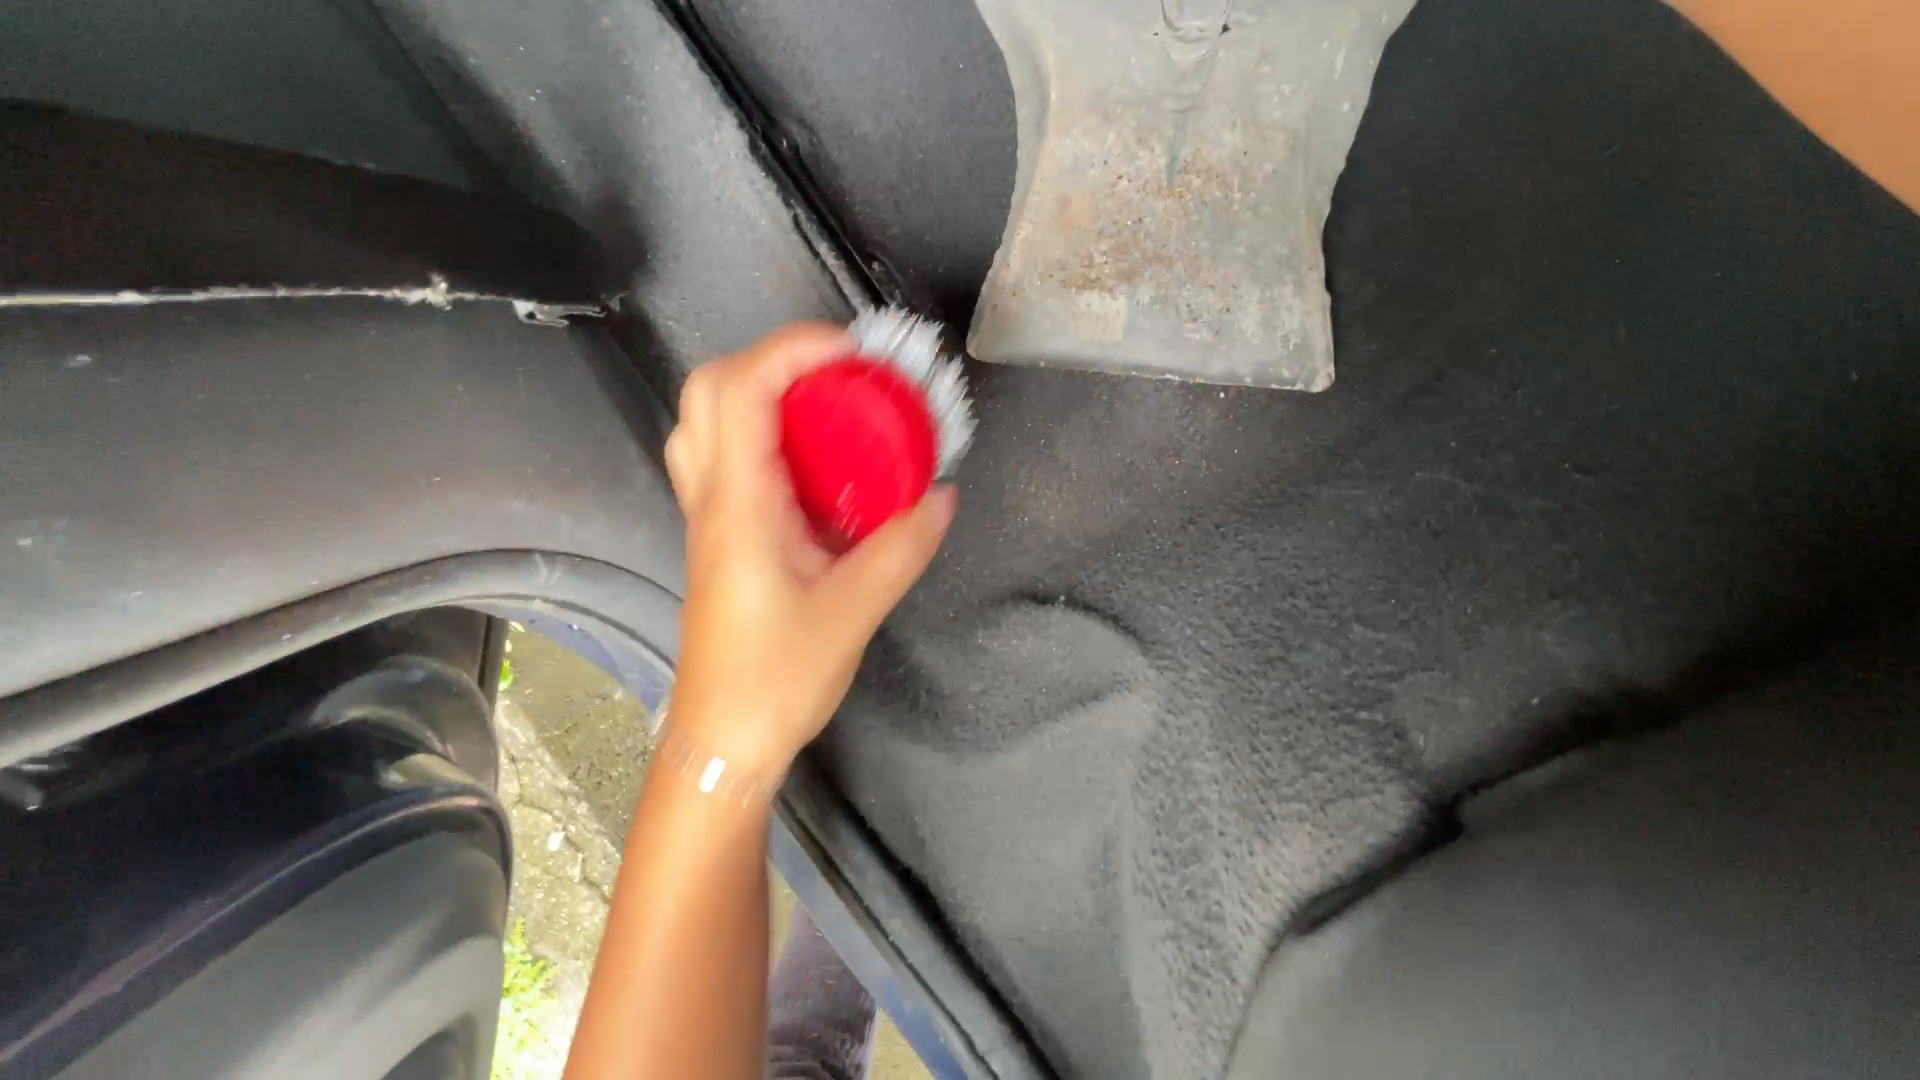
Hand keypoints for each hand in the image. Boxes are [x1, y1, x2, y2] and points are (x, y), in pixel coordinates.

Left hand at [663, 323, 957, 782]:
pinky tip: (813, 465)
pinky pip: (726, 460)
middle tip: (838, 375)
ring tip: (825, 408)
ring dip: (762, 395)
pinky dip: (764, 436)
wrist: (723, 740)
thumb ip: (902, 548)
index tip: (853, 353)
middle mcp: (712, 500)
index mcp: (739, 507)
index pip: (742, 390)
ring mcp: (708, 518)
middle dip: (774, 361)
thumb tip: (943, 497)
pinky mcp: (719, 538)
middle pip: (711, 391)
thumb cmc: (776, 680)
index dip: (793, 349)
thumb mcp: (854, 612)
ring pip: (709, 423)